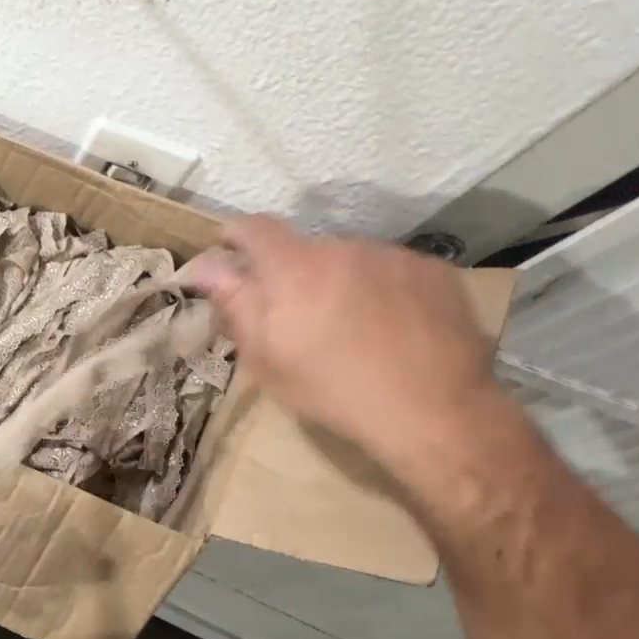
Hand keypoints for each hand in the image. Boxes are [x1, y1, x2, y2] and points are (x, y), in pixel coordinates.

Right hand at [184, 216, 507, 467]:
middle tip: (295, 316)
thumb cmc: (330, 388)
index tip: (225, 250)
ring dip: (339, 282)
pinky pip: (392, 271)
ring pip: (350, 261)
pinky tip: (389, 326)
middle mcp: (343, 248)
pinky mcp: (435, 271)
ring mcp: (394, 257)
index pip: (254, 229)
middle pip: (304, 250)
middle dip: (292, 275)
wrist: (432, 409)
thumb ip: (234, 303)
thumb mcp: (264, 356)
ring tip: (348, 325)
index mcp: (294, 268)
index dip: (234, 235)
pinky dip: (380, 290)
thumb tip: (203, 267)